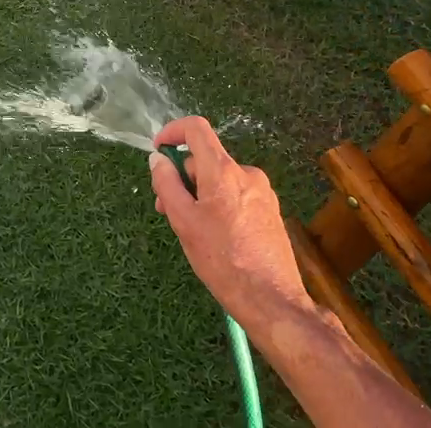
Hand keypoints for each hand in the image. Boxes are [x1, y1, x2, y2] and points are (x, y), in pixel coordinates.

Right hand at [149, 116, 309, 326]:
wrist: (273, 301)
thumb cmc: (222, 260)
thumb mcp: (183, 221)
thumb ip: (166, 184)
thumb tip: (157, 159)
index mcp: (223, 171)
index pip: (196, 128)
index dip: (171, 132)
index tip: (157, 152)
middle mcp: (246, 174)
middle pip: (205, 160)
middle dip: (182, 178)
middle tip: (167, 209)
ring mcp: (262, 192)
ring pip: (219, 180)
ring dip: (199, 194)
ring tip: (191, 228)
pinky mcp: (270, 211)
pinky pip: (235, 194)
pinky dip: (218, 204)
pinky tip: (215, 236)